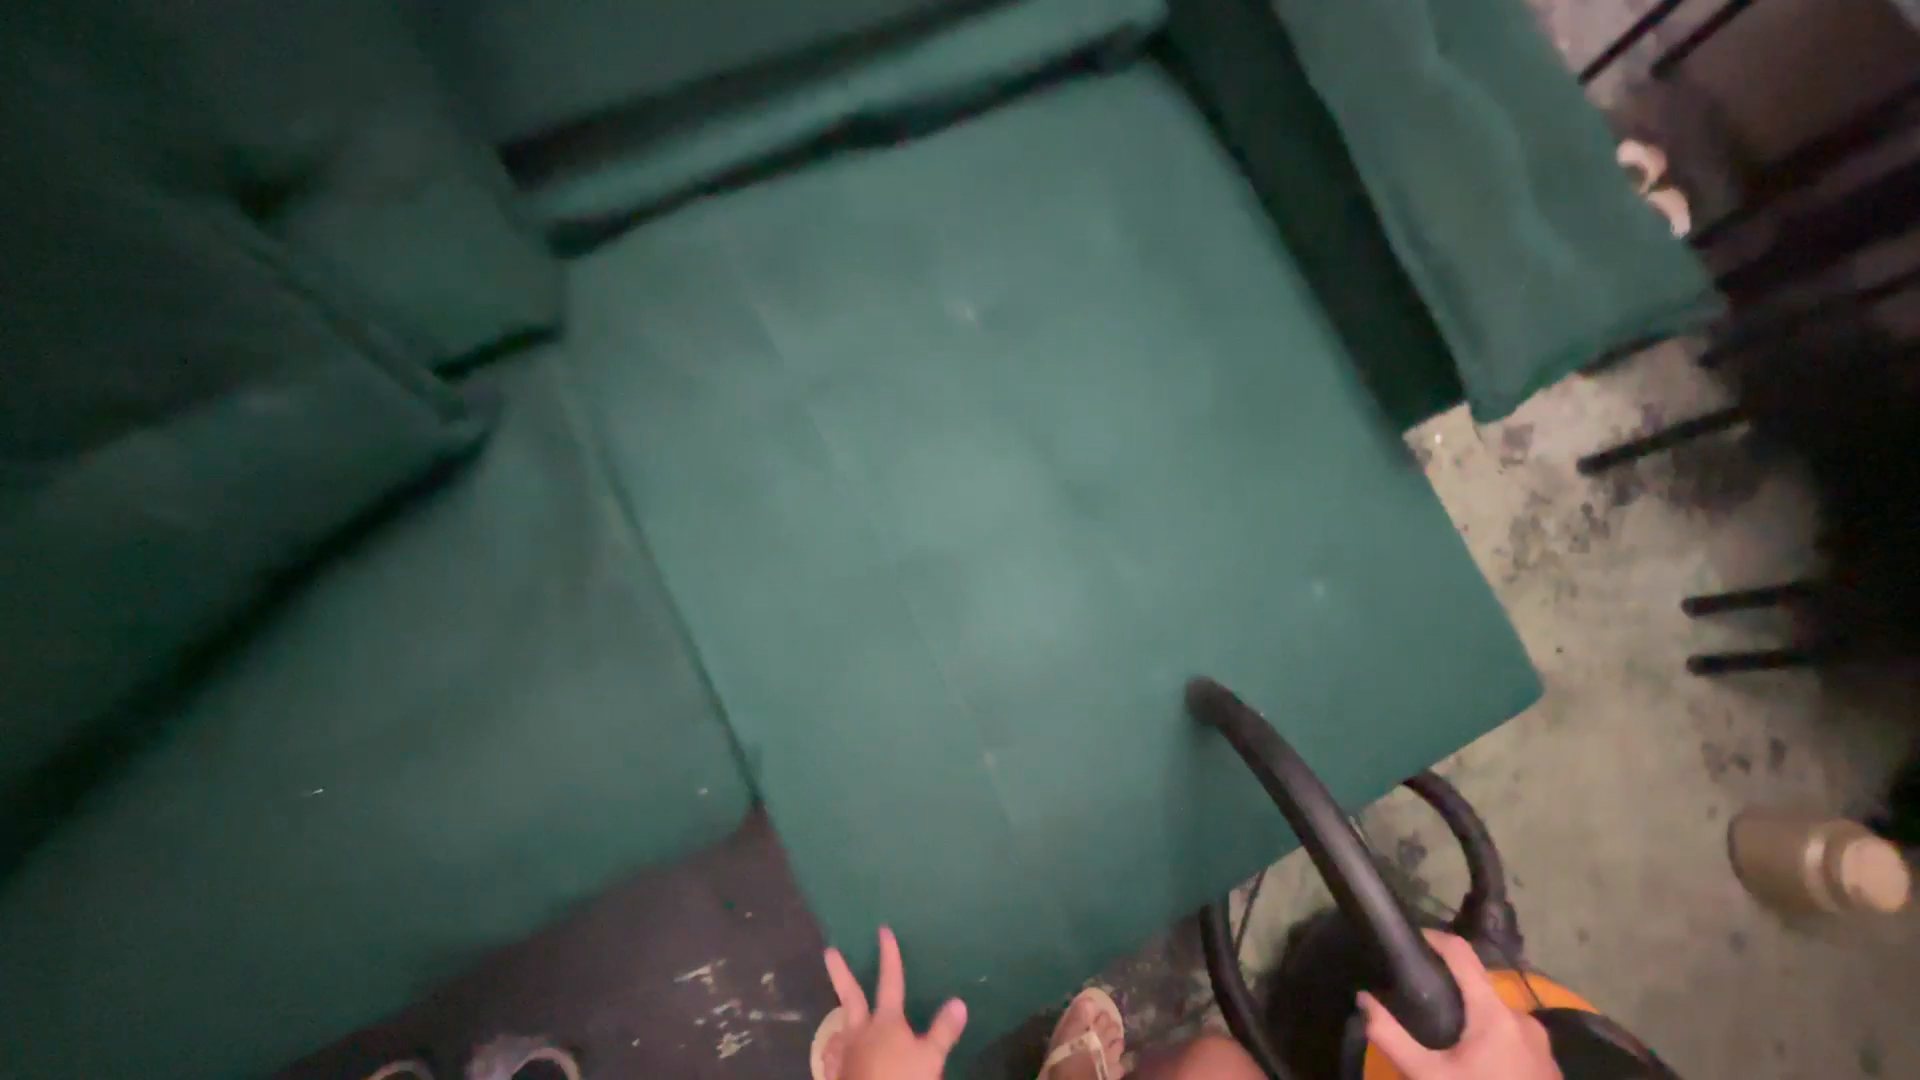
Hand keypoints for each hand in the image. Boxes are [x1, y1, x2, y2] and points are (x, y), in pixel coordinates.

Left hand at [822, 926, 967, 1079]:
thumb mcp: (930, 1057)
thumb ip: (943, 1030)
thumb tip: (959, 1001)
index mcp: (886, 1021)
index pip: (890, 981)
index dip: (889, 956)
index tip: (883, 930)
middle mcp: (862, 1031)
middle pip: (850, 996)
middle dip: (841, 972)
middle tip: (829, 951)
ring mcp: (846, 1053)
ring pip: (839, 1026)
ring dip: (837, 1014)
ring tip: (833, 1009)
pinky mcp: (837, 1075)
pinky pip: (833, 1058)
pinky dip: (833, 1052)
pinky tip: (831, 1052)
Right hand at [1357, 931, 1562, 1079]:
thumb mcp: (1427, 1076)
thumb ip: (1391, 1036)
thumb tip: (1363, 999)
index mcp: (1494, 1014)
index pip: (1462, 952)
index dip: (1433, 937)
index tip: (1408, 939)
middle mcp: (1522, 1019)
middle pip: (1478, 983)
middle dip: (1447, 983)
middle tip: (1416, 994)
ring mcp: (1542, 1044)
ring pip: (1496, 1011)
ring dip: (1469, 1012)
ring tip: (1441, 1031)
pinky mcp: (1550, 1067)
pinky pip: (1512, 1034)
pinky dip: (1488, 1034)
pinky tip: (1473, 1059)